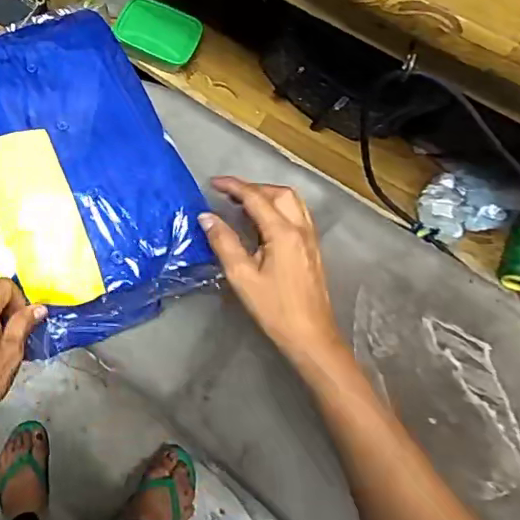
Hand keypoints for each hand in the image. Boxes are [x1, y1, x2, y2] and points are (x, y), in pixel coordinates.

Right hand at [198, 177, 344, 361]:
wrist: (311, 335)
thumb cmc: (275, 309)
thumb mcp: (242, 277)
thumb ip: (224, 242)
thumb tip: (206, 217)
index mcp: (283, 232)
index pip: (256, 198)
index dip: (233, 187)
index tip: (213, 183)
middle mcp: (301, 228)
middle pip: (278, 193)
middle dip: (253, 188)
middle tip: (228, 195)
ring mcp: (310, 237)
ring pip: (292, 201)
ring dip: (268, 195)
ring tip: (244, 204)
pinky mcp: (313, 248)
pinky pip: (297, 214)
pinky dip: (279, 207)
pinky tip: (264, 222)